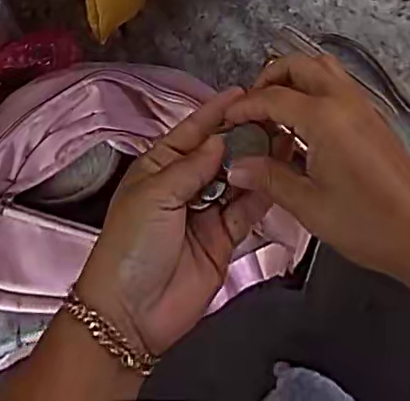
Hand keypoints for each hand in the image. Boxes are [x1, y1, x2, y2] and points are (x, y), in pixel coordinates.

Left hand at [73, 87, 274, 355]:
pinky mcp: (223, 238)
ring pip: (236, 179)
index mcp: (160, 165)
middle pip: (218, 153)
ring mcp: (205, 211)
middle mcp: (184, 183)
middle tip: (269, 118)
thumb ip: (191, 167)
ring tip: (280, 142)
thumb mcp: (155, 195)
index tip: (239, 94)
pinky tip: (275, 177)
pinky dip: (260, 195)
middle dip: (241, 136)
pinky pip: (246, 210)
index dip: (215, 112)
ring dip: (255, 162)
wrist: (131, 314)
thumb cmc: (129, 246)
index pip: (191, 131)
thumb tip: (219, 140)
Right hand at [223, 54, 409, 278]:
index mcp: (323, 116)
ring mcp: (360, 104)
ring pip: (318, 67)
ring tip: (275, 111)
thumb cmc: (372, 223)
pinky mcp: (371, 116)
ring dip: (292, 78)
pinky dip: (311, 89)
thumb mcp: (310, 206)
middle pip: (295, 65)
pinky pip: (334, 84)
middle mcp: (341, 100)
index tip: (227, 119)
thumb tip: (237, 167)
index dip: (244, 106)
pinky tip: (303, 127)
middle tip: (251, 108)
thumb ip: (269, 178)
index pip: (271, 97)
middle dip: (267, 79)